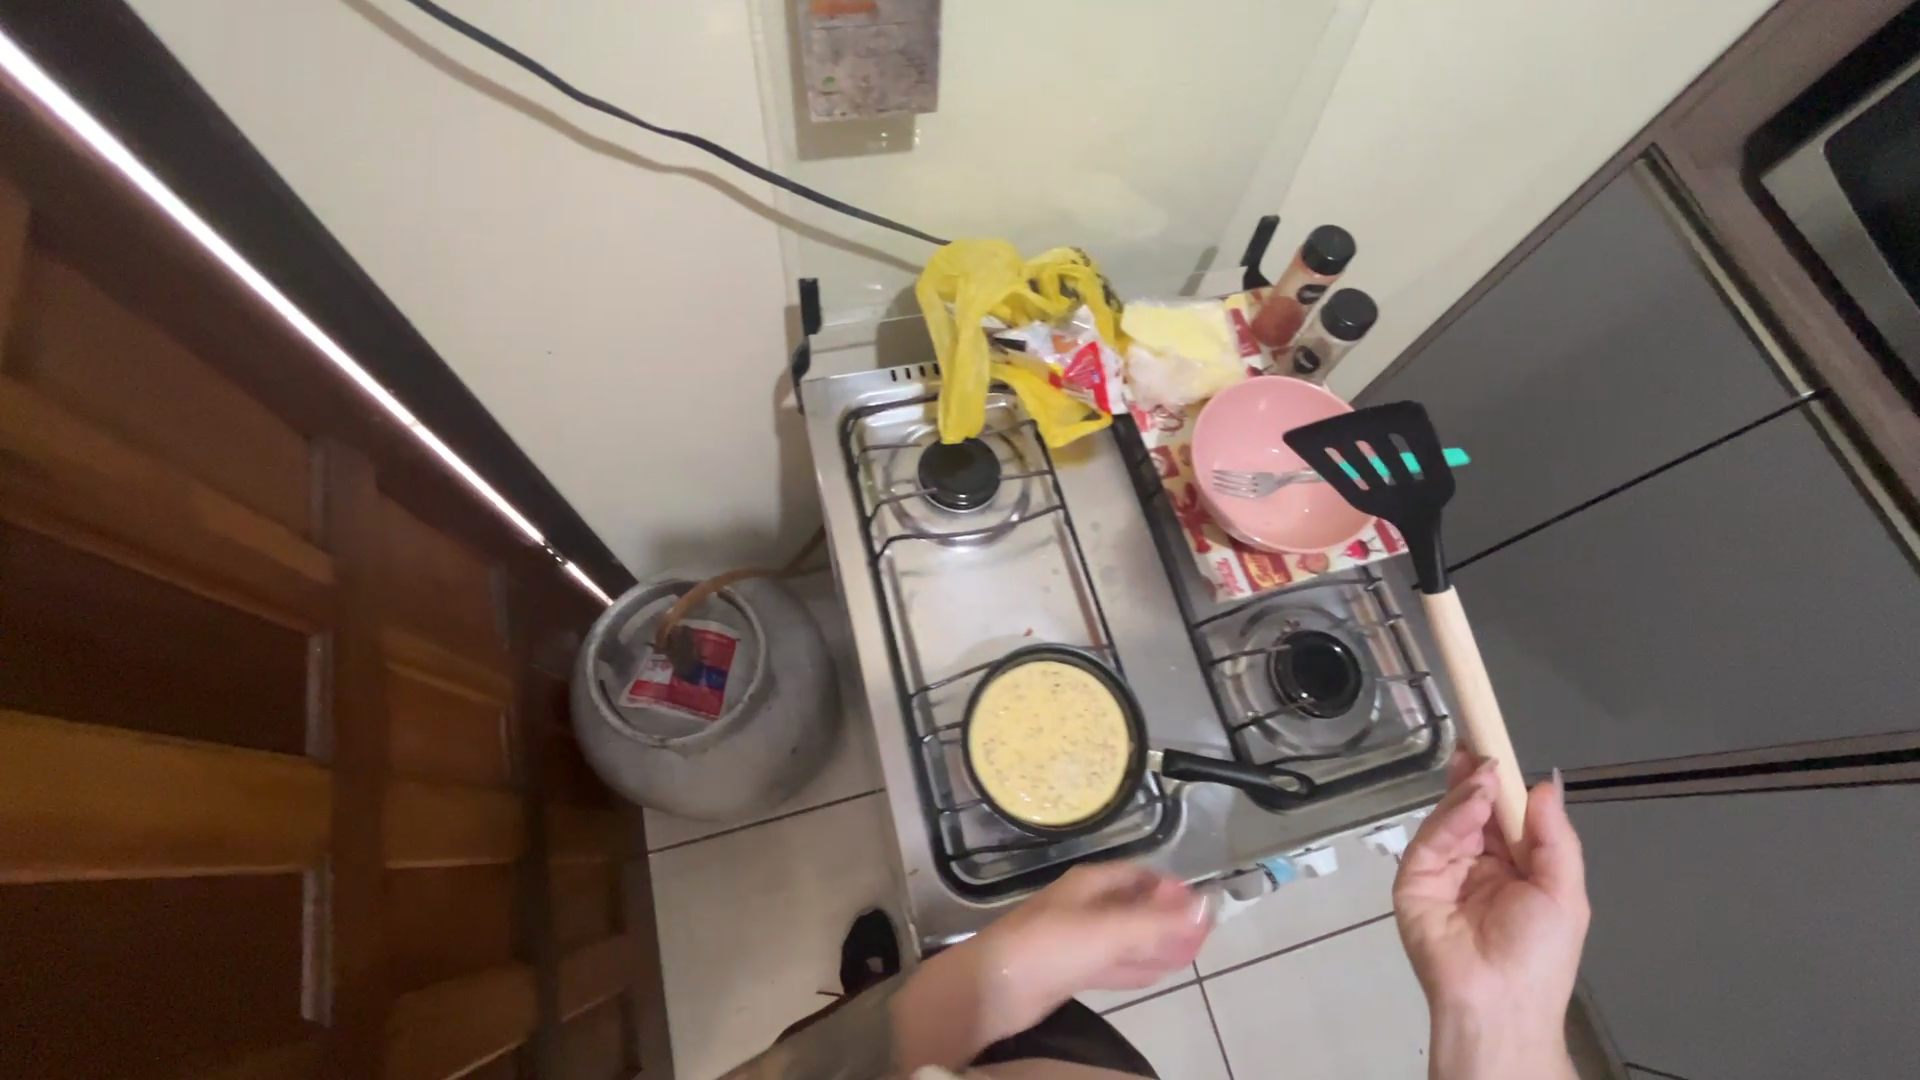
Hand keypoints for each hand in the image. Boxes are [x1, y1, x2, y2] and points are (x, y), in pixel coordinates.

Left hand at [973, 862, 1210, 1028]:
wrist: (994, 987)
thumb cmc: (1050, 946)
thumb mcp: (1107, 930)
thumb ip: (1156, 921)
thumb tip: (1205, 903)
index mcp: (1090, 883)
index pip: (1138, 875)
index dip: (1169, 886)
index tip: (1201, 902)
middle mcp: (1085, 905)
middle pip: (1134, 906)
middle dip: (1167, 917)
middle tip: (1204, 933)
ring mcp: (1077, 938)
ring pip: (1126, 937)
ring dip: (1156, 943)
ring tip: (1191, 953)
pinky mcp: (1071, 969)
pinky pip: (1114, 962)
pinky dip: (1138, 965)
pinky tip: (1159, 972)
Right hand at [1394, 751, 1589, 1078]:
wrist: (1497, 998)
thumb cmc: (1540, 954)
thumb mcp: (1564, 894)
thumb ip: (1554, 837)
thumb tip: (1546, 783)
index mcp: (1513, 869)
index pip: (1503, 817)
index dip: (1501, 785)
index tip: (1497, 749)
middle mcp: (1476, 862)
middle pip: (1471, 809)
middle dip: (1474, 777)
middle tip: (1474, 741)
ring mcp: (1442, 866)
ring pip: (1452, 816)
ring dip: (1466, 791)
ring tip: (1479, 766)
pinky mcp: (1413, 873)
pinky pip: (1433, 836)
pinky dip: (1451, 813)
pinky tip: (1470, 796)